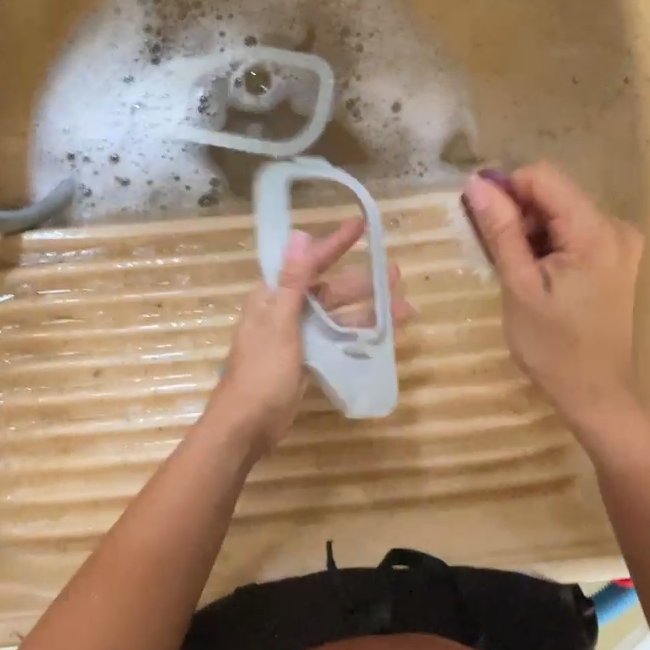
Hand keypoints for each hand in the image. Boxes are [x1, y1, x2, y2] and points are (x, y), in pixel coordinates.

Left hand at [205, 217, 412, 456]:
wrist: (247, 425)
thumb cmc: (261, 373)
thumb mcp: (279, 323)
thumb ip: (292, 281)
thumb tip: (298, 235)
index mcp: (271, 297)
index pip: (307, 263)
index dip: (334, 244)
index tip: (361, 224)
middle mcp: (283, 313)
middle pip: (328, 291)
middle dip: (362, 284)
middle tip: (397, 275)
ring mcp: (295, 339)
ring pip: (336, 318)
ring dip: (367, 313)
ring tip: (403, 310)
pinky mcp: (305, 363)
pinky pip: (335, 342)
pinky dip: (356, 338)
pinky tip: (381, 339)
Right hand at [462, 163, 644, 433]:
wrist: (595, 392)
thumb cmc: (552, 347)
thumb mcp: (519, 288)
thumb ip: (502, 232)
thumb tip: (477, 184)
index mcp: (595, 231)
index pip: (544, 177)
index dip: (507, 190)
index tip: (482, 222)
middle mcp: (616, 226)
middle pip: (555, 193)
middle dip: (519, 214)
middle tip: (496, 255)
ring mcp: (621, 242)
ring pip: (562, 212)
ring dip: (531, 232)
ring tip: (517, 273)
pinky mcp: (617, 257)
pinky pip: (574, 232)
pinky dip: (548, 245)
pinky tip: (537, 277)